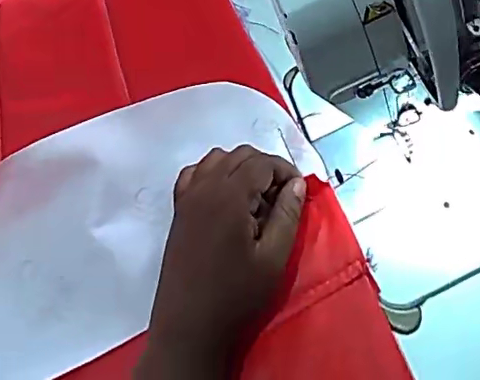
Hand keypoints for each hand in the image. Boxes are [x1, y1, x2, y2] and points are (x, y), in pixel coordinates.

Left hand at [137, 146, 308, 378]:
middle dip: (266, 168)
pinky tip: (226, 198)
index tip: (300, 191)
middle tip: (282, 198)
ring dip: (241, 168)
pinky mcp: (179, 207)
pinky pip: (197, 172)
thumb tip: (297, 184)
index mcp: (229, 194)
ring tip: (256, 201)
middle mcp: (205, 185)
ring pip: (219, 158)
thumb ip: (287, 215)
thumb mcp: (273, 259)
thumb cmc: (234, 295)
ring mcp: (189, 194)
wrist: (189, 325)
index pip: (262, 162)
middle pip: (241, 155)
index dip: (285, 171)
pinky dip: (214, 174)